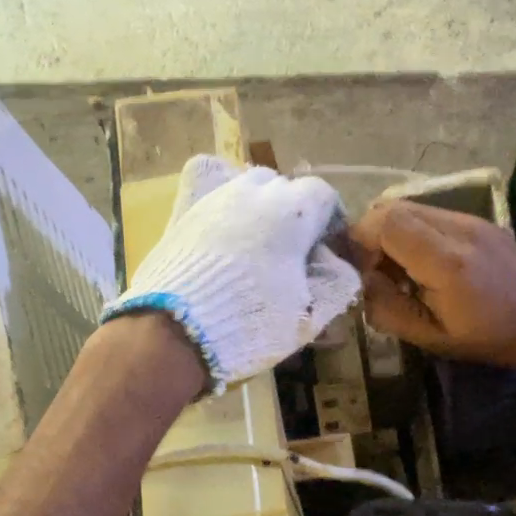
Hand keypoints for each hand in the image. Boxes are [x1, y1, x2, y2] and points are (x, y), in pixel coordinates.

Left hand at [102, 156, 359, 392]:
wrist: (174, 333)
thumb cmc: (250, 323)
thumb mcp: (308, 315)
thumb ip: (336, 285)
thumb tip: (341, 267)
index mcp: (292, 211)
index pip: (324, 196)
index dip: (330, 223)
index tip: (327, 253)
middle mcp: (254, 190)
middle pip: (285, 189)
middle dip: (294, 216)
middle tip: (292, 256)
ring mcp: (215, 196)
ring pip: (248, 185)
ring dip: (259, 208)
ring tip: (255, 246)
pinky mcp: (183, 209)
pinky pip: (208, 182)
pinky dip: (221, 194)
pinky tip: (221, 220)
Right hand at [349, 200, 515, 375]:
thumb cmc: (486, 339)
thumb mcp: (429, 337)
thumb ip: (387, 308)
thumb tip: (359, 281)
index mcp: (447, 262)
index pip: (385, 222)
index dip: (360, 240)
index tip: (358, 270)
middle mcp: (459, 229)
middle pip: (393, 207)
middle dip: (371, 235)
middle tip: (373, 271)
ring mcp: (472, 219)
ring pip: (411, 207)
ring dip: (392, 233)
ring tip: (398, 270)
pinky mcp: (478, 220)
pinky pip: (432, 214)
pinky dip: (414, 233)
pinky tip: (422, 264)